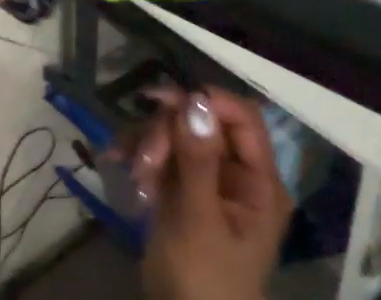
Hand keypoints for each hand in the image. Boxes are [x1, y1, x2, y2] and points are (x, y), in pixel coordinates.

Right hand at [140, 89, 292, 299]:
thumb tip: (196, 100)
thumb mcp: (199, 219)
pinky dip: (139, 156)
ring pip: (175, 135)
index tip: (164, 103)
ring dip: (148, 144)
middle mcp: (236, 175)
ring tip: (133, 174)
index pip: (242, 117)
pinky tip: (122, 167)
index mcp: (258, 182)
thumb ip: (197, 158)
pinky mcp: (180, 190)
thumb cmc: (204, 280)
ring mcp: (206, 181)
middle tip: (143, 159)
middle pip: (201, 123)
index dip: (207, 101)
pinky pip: (160, 155)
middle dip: (166, 132)